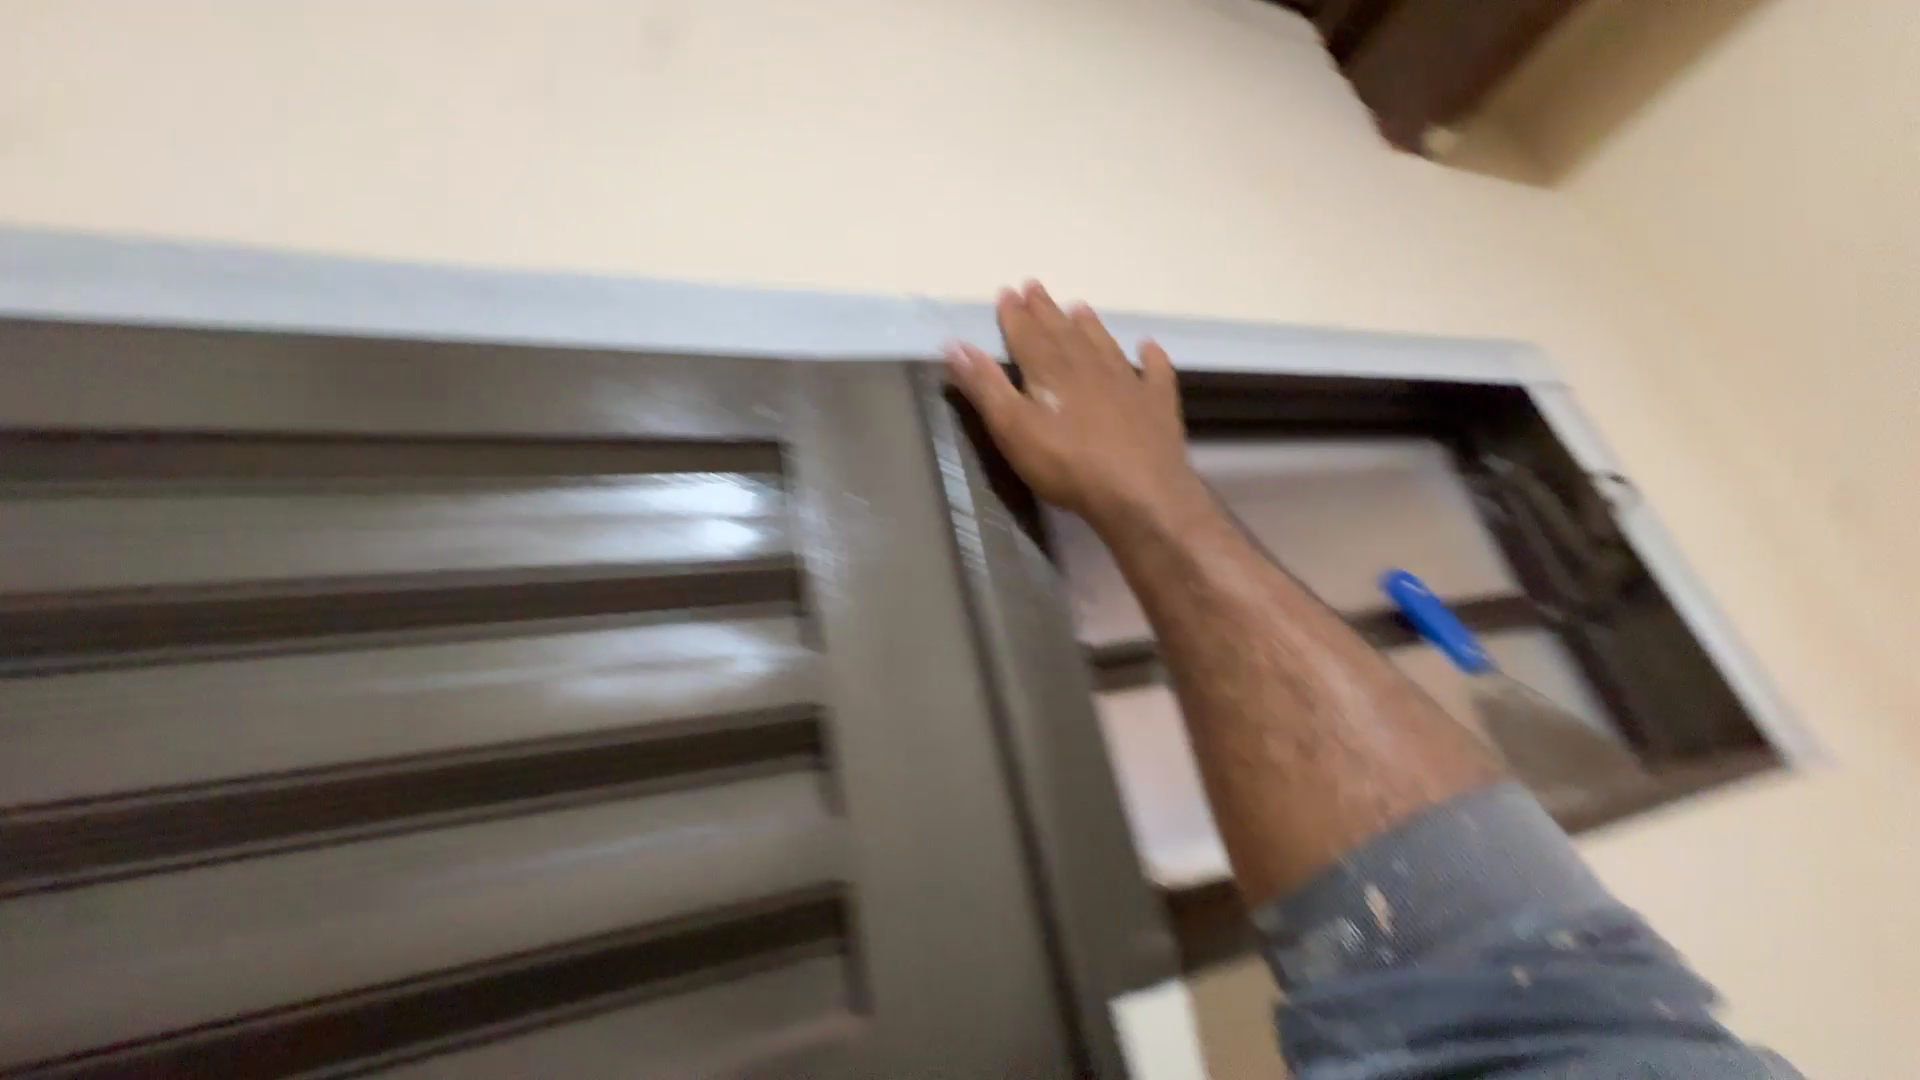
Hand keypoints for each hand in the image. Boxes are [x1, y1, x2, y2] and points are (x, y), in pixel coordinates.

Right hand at [945, 281, 1206, 531]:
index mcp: (1050, 372)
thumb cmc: (1066, 465)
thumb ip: (985, 386)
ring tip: (1080, 306)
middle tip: (1035, 286)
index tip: (1007, 291)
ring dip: (1090, 325)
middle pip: (1063, 333)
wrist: (1139, 492)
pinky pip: (1154, 373)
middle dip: (1046, 310)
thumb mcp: (1012, 429)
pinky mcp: (1157, 406)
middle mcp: (1089, 367)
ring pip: (1104, 345)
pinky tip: (1148, 347)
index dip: (1014, 315)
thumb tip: (955, 343)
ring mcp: (1128, 383)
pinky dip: (1150, 358)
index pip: (1027, 335)